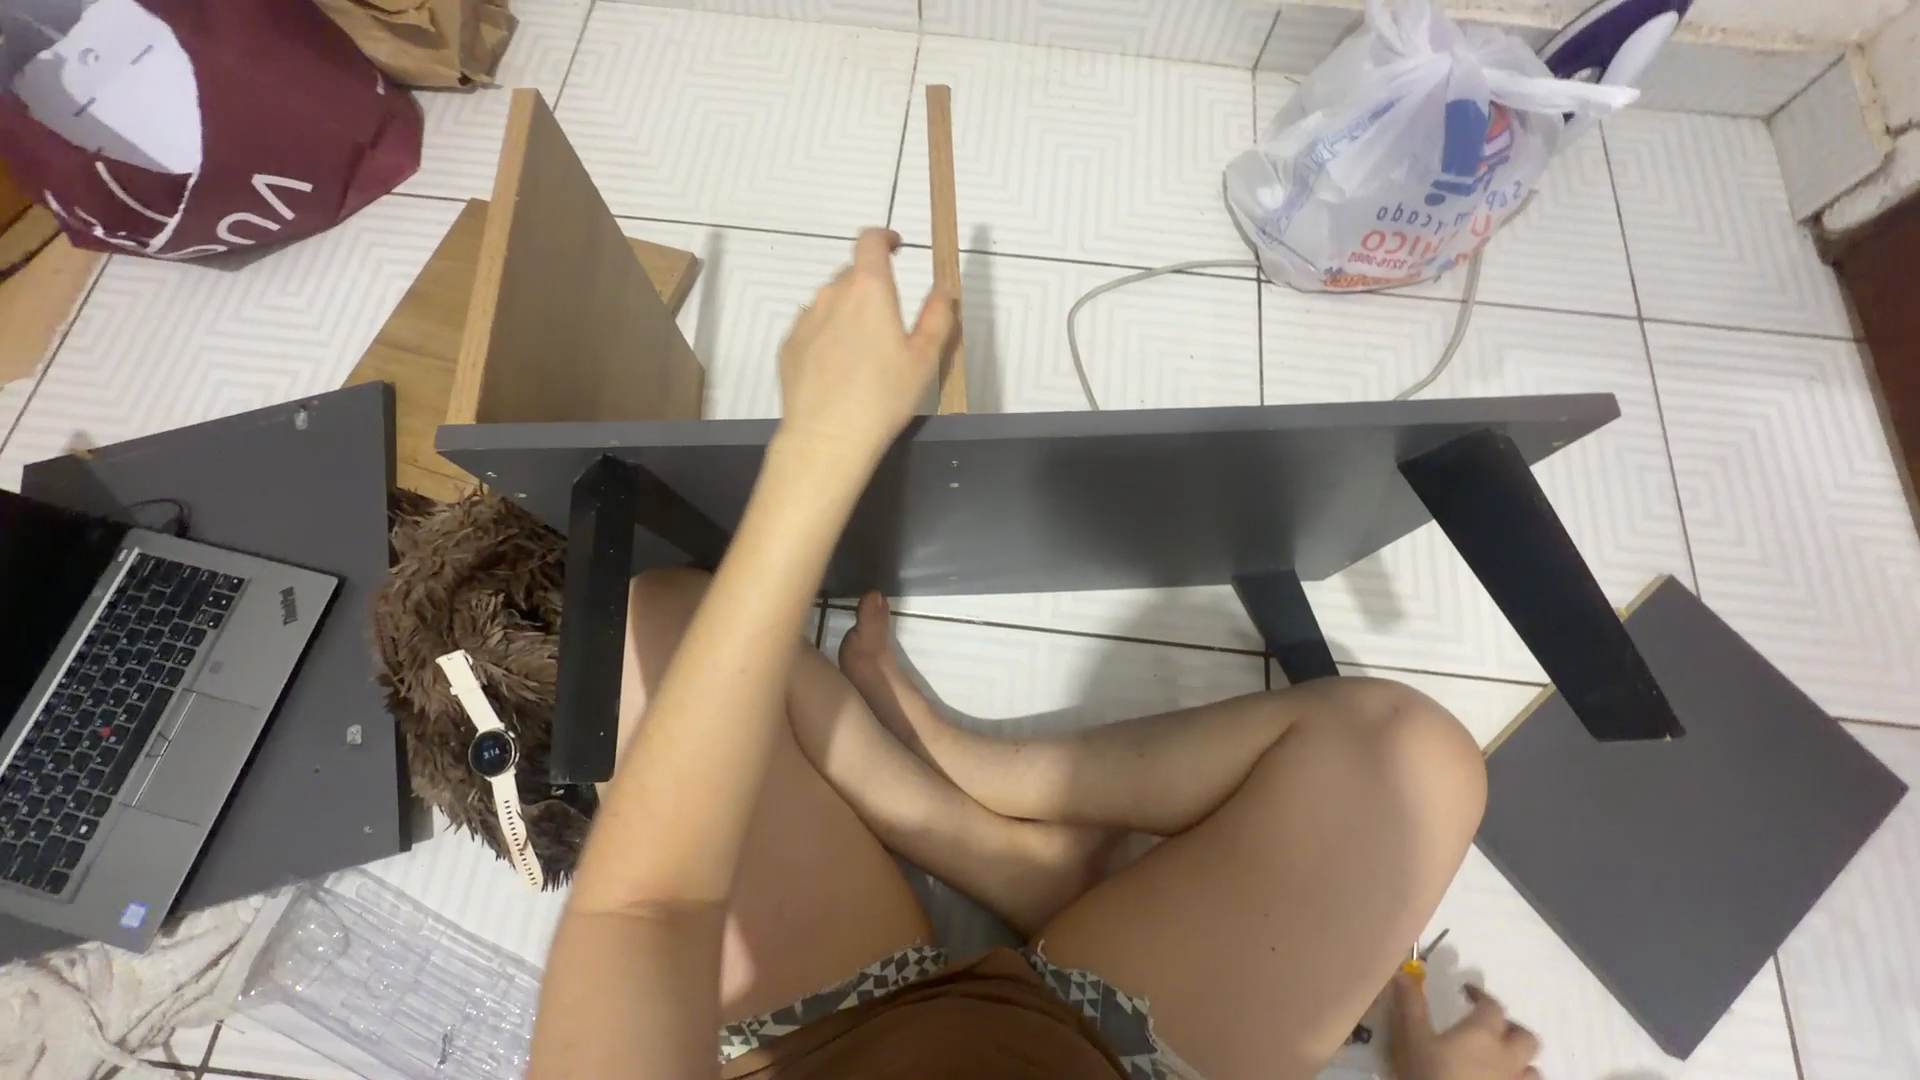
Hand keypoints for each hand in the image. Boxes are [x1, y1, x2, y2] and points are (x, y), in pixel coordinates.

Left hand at [777, 228, 955, 463]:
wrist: (828, 437)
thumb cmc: (884, 397)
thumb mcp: (924, 360)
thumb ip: (937, 318)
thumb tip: (943, 290)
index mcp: (868, 289)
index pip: (870, 241)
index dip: (884, 238)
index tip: (895, 246)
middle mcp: (831, 294)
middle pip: (851, 275)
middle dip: (870, 286)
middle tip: (887, 323)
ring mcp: (805, 319)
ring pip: (830, 302)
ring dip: (847, 313)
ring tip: (862, 351)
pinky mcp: (789, 345)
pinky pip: (812, 328)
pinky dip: (827, 336)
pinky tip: (837, 369)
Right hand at [1391, 975, 1540, 1079]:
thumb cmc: (1430, 1074)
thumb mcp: (1413, 1037)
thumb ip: (1410, 1004)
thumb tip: (1404, 972)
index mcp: (1483, 1035)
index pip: (1493, 1006)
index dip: (1481, 995)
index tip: (1465, 991)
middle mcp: (1507, 1058)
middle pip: (1526, 1037)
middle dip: (1509, 1026)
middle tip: (1487, 1025)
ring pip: (1533, 1068)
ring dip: (1519, 1058)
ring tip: (1497, 1058)